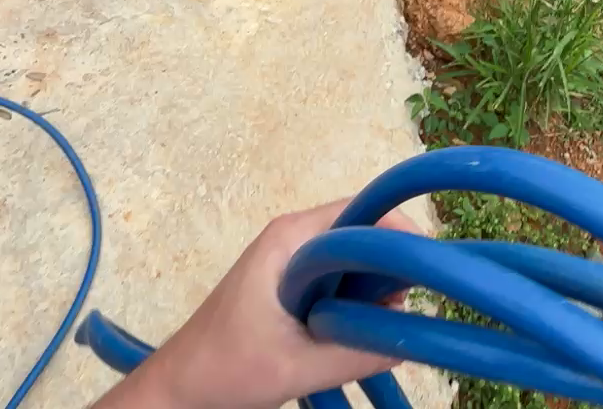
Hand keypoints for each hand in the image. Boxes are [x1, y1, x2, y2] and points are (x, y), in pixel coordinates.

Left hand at [90, 197, 421, 408]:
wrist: (175, 392)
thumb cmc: (226, 371)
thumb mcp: (295, 368)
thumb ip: (355, 352)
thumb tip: (415, 338)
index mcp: (292, 237)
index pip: (361, 211)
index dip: (398, 230)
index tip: (427, 263)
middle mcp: (295, 235)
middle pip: (361, 230)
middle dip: (389, 262)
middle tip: (405, 302)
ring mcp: (292, 257)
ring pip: (352, 255)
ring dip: (373, 284)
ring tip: (385, 321)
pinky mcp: (291, 280)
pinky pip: (338, 276)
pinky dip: (356, 296)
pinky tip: (362, 327)